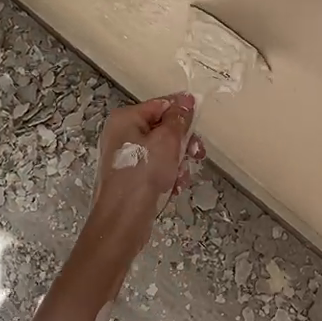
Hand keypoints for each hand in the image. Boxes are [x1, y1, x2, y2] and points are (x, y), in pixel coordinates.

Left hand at [90, 94, 204, 238]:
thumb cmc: (143, 174)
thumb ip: (178, 118)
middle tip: (197, 153)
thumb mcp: (167, 140)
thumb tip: (186, 100)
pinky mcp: (131, 178)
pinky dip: (168, 176)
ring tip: (181, 176)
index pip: (160, 104)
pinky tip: (174, 187)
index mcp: (126, 119)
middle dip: (182, 142)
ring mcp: (125, 158)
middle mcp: (122, 135)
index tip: (199, 119)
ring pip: (163, 151)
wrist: (124, 220)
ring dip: (178, 162)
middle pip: (162, 129)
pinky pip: (156, 169)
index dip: (181, 111)